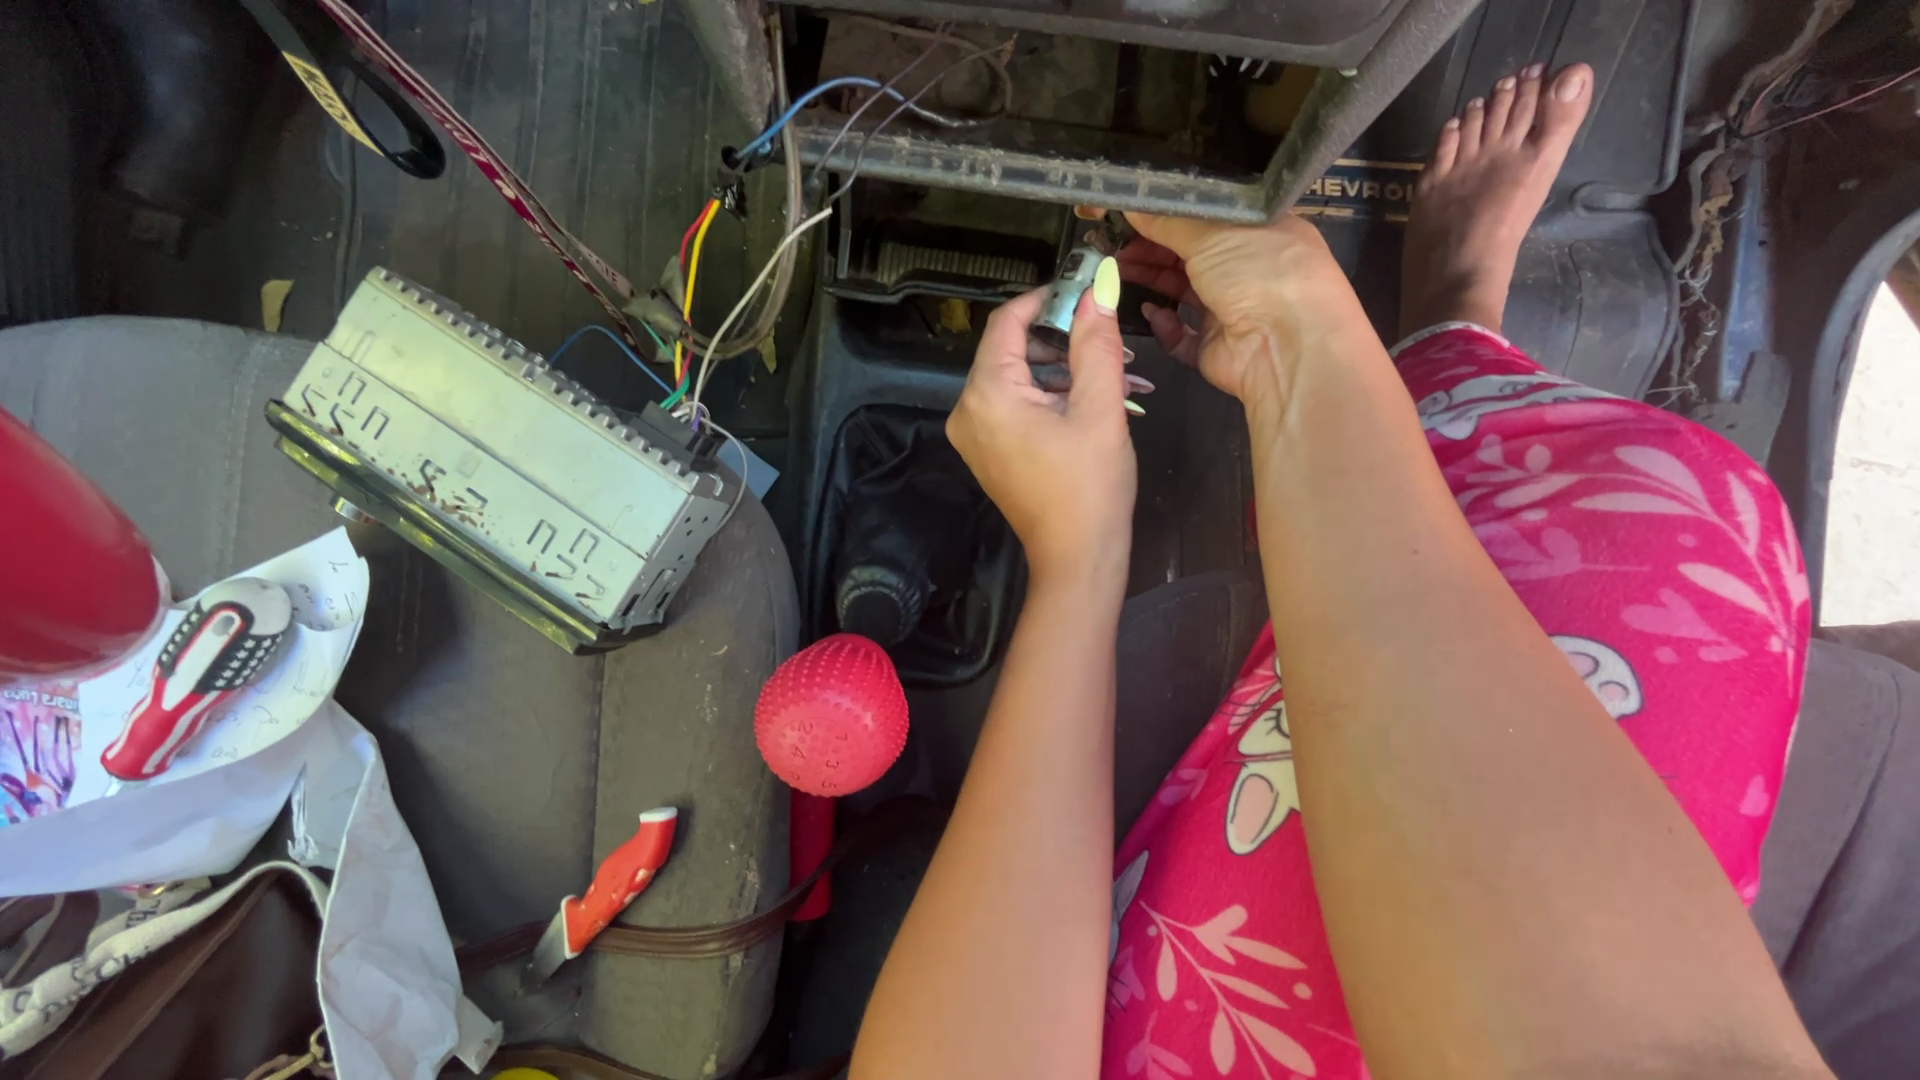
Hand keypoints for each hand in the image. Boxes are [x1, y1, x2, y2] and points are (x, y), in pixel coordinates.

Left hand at [946, 275, 1136, 588]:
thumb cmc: (1090, 486)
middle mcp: (967, 411)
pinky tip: (1088, 400)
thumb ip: (1095, 344)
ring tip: (1111, 375)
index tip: (1082, 291)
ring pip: (1014, 379)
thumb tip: (1096, 289)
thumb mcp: (1099, 409)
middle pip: (1009, 350)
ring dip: (1059, 370)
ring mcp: (972, 435)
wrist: (1077, 558)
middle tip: (1107, 341)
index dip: (1045, 299)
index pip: (1006, 322)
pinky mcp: (986, 453)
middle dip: (1060, 339)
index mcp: (986, 395)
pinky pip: (1011, 407)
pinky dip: (1046, 396)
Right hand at [1118, 211, 1365, 405]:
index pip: (1209, 217)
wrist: (1288, 345)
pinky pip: (1180, 335)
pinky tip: (1150, 313)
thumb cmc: (1261, 272)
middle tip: (1113, 245)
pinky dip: (1164, 325)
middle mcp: (1247, 268)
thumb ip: (1168, 220)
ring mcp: (1232, 309)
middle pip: (1189, 255)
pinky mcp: (1215, 346)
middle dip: (1151, 249)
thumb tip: (1131, 202)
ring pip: (1181, 292)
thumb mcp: (1213, 233)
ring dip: (1150, 281)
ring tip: (1116, 273)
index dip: (1170, 215)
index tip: (1132, 213)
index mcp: (1259, 231)